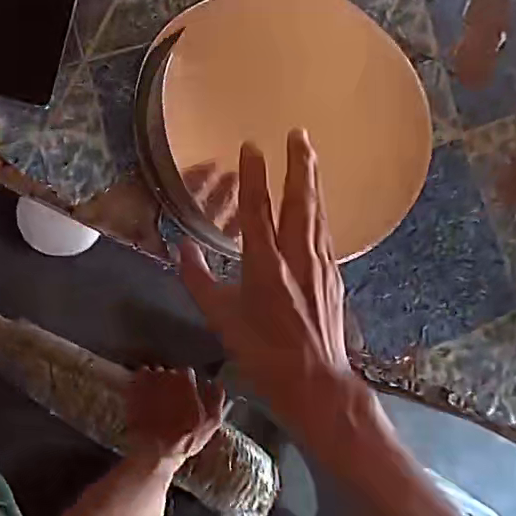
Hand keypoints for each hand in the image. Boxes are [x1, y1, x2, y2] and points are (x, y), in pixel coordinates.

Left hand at [123, 366, 225, 464]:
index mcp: (187, 379)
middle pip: (171, 374)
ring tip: (156, 403)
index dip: (187, 387)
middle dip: (171, 385)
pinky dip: (142, 384)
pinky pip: (140, 378)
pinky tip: (144, 398)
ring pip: (155, 375)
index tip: (185, 398)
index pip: (188, 374)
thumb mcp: (211, 422)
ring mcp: (149, 379)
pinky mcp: (134, 386)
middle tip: (171, 403)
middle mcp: (167, 374)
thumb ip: (216, 398)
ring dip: (156, 384)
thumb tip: (216, 382)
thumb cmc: (185, 438)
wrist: (155, 450)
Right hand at [176, 130, 368, 445]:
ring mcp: (320, 264)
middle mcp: (296, 257)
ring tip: (310, 155)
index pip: (257, 210)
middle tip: (299, 134)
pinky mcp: (333, 276)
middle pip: (299, 201)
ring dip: (312, 181)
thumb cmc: (262, 352)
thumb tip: (182, 248)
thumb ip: (199, 280)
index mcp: (265, 265)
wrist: (315, 381)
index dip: (253, 176)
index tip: (250, 147)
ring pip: (316, 213)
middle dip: (298, 165)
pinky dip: (319, 210)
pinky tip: (317, 203)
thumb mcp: (222, 319)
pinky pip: (324, 232)